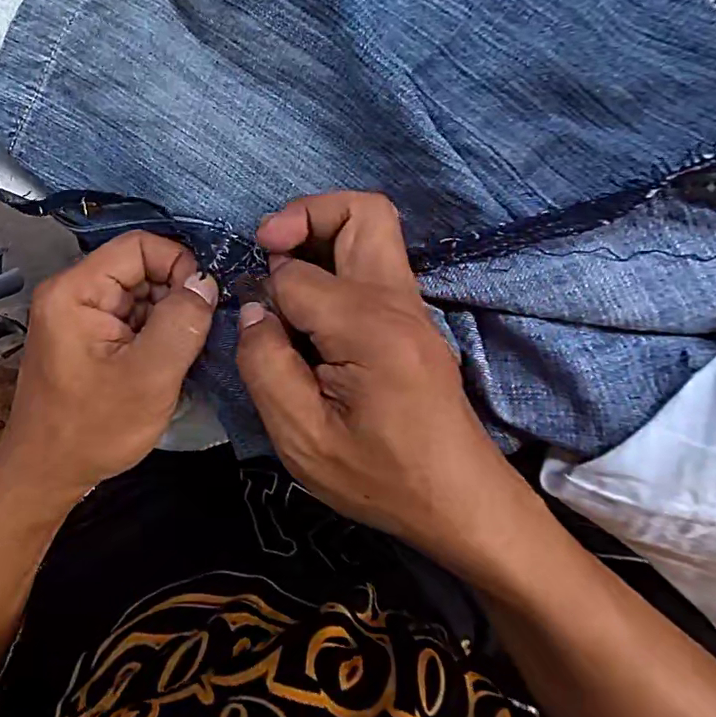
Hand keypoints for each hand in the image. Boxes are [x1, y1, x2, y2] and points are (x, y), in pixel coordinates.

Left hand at [0, 231, 217, 496]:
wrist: (47, 473)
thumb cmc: (92, 429)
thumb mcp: (149, 377)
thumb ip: (183, 322)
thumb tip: (206, 282)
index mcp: (75, 290)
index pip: (139, 245)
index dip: (179, 265)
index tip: (203, 305)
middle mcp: (73, 293)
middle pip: (141, 268)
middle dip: (176, 297)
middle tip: (195, 339)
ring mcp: (80, 316)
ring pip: (142, 295)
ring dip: (169, 320)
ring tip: (179, 358)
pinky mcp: (90, 337)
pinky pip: (133, 319)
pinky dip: (156, 336)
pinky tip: (164, 366)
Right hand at [234, 192, 546, 583]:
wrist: (460, 504)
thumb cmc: (380, 479)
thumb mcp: (301, 438)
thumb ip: (265, 364)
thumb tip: (255, 310)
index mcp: (371, 330)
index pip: (297, 277)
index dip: (264, 293)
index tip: (255, 328)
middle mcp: (398, 302)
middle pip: (362, 211)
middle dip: (305, 214)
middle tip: (266, 246)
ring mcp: (411, 307)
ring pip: (371, 228)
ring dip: (319, 232)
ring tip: (280, 269)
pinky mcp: (411, 319)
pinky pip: (371, 261)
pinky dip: (332, 259)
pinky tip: (306, 302)